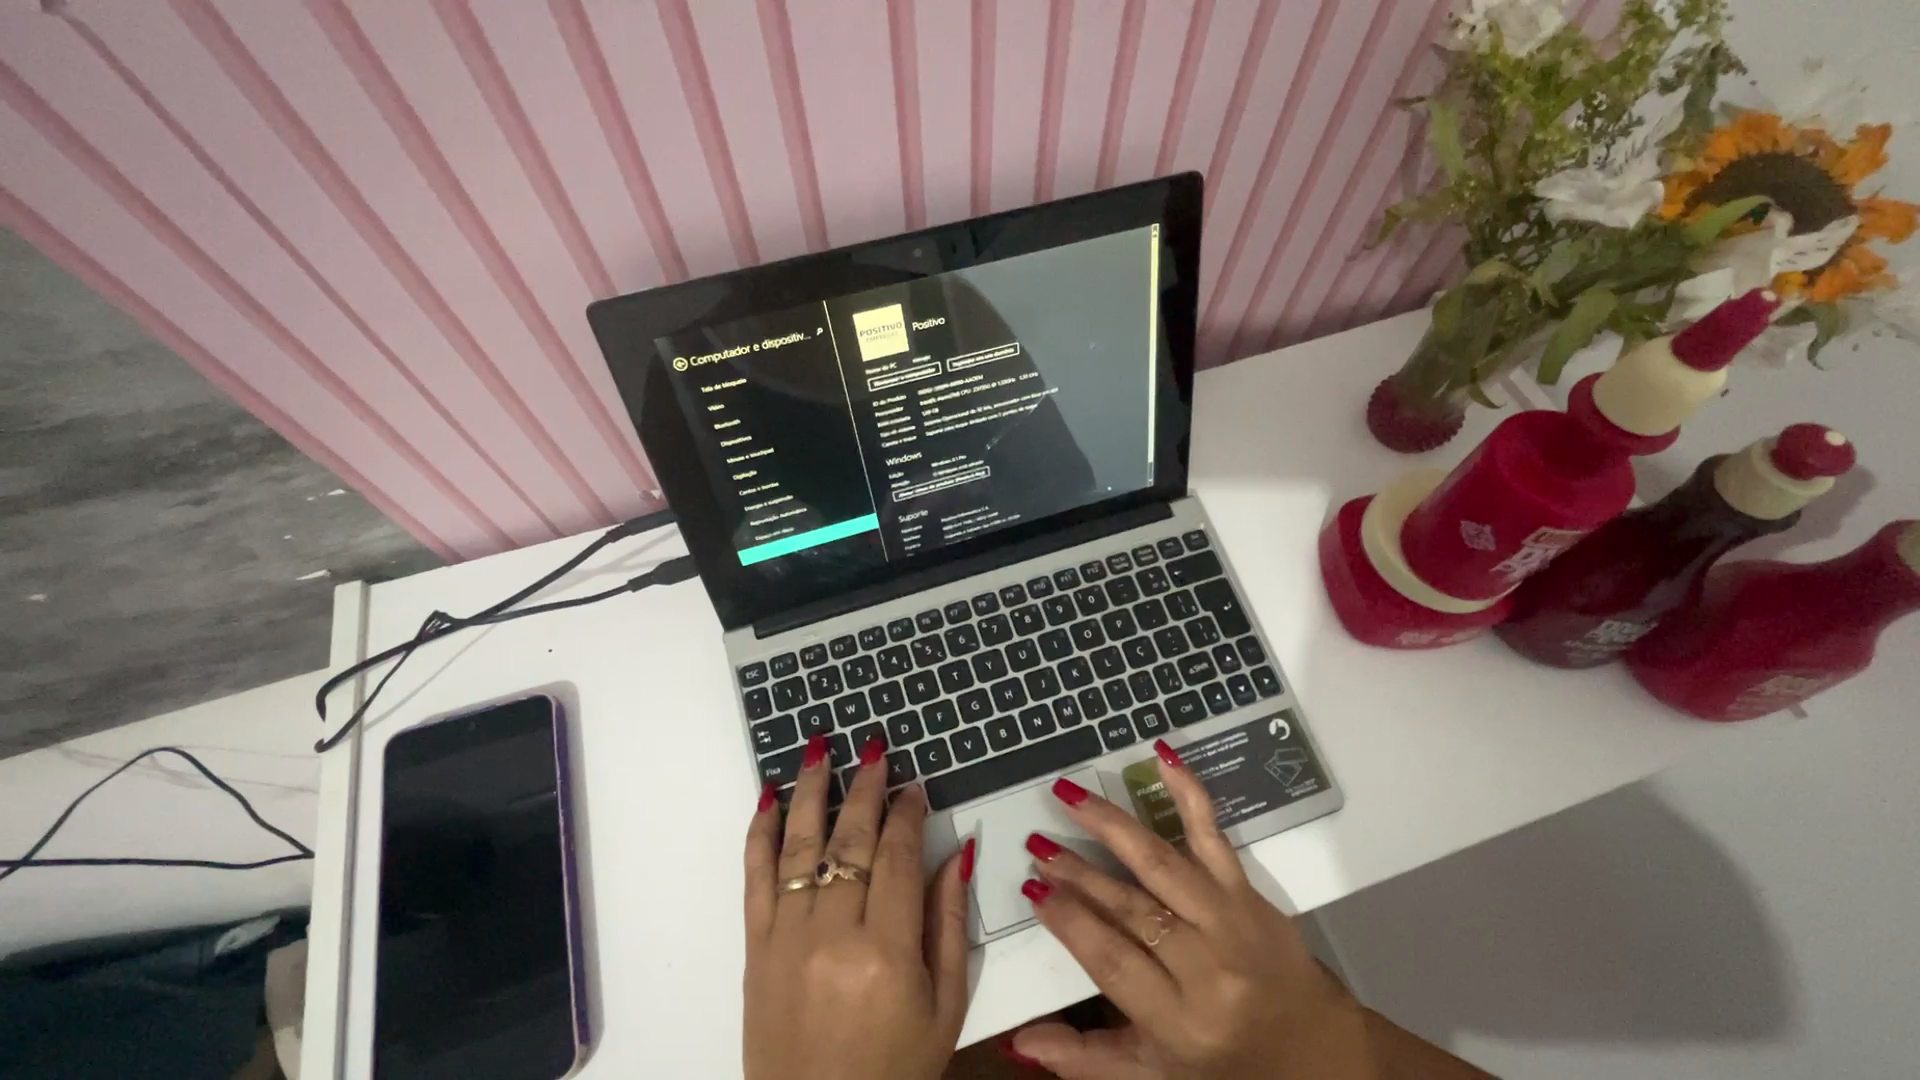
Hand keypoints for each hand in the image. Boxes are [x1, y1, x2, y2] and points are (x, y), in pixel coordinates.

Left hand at [742, 734, 972, 1079]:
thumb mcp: (946, 1005)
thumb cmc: (895, 1068)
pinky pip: (754, 877)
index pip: (899, 856)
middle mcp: (832, 934)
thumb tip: (956, 850)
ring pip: (799, 845)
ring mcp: (786, 937)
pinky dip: (760, 833)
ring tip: (820, 747)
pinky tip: (769, 798)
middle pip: (850, 839)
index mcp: (887, 951)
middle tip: (875, 748)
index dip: (909, 813)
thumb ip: (948, 922)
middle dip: (865, 786)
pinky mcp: (755, 947)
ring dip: (811, 789)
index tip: (916, 785)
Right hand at [1008, 739, 1376, 1079]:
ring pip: (1161, 863)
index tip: (1032, 889)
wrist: (1319, 1053)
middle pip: (1131, 907)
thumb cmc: (1228, 1066)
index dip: (1070, 921)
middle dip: (1078, 872)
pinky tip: (1163, 757)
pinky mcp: (1247, 890)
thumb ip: (1088, 1058)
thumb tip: (1019, 1042)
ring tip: (1069, 796)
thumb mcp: (1157, 1074)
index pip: (1113, 960)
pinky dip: (1188, 793)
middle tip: (1037, 843)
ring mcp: (1231, 920)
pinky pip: (1214, 835)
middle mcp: (1208, 966)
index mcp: (1181, 1021)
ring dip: (1111, 826)